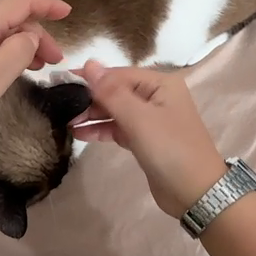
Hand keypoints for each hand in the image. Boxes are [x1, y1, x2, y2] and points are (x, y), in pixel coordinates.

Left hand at [0, 0, 69, 157]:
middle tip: (55, 63)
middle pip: (8, 17)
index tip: (70, 13)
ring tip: (38, 68)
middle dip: (36, 34)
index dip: (47, 5)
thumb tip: (30, 35)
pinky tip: (7, 70)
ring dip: (19, 45)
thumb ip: (18, 51)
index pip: (20, 2)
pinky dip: (1, 52)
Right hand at [71, 62, 228, 216]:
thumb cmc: (170, 149)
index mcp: (160, 84)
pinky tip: (80, 134)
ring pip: (115, 111)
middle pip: (116, 91)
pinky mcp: (145, 140)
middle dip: (90, 98)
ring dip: (92, 116)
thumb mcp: (139, 118)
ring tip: (66, 122)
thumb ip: (112, 92)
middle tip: (60, 106)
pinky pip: (118, 129)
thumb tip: (88, 63)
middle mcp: (156, 97)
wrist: (195, 191)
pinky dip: (101, 130)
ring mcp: (151, 120)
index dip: (91, 78)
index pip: (118, 74)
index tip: (61, 82)